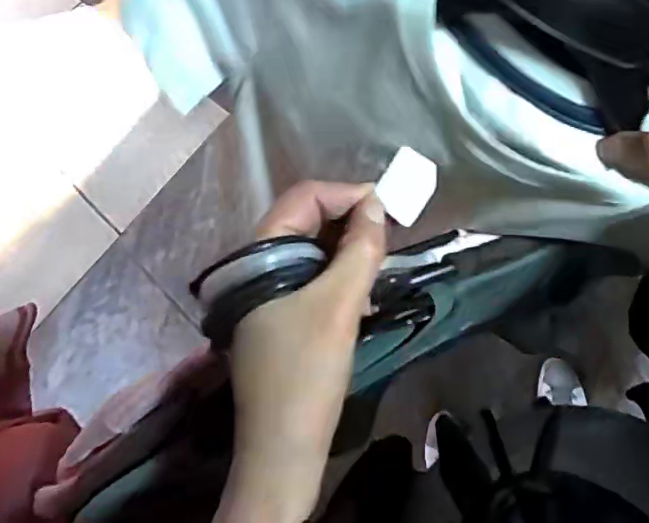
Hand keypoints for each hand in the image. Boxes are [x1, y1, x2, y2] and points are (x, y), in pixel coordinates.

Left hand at [216, 181, 387, 522]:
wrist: (281, 454)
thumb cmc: (306, 372)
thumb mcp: (340, 305)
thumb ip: (361, 249)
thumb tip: (377, 204)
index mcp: (259, 252)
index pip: (306, 197)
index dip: (348, 194)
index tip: (387, 207)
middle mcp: (258, 262)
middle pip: (309, 218)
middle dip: (351, 219)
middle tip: (390, 230)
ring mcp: (267, 289)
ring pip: (314, 246)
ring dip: (349, 246)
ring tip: (382, 257)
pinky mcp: (280, 311)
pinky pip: (314, 273)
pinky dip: (341, 271)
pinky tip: (365, 286)